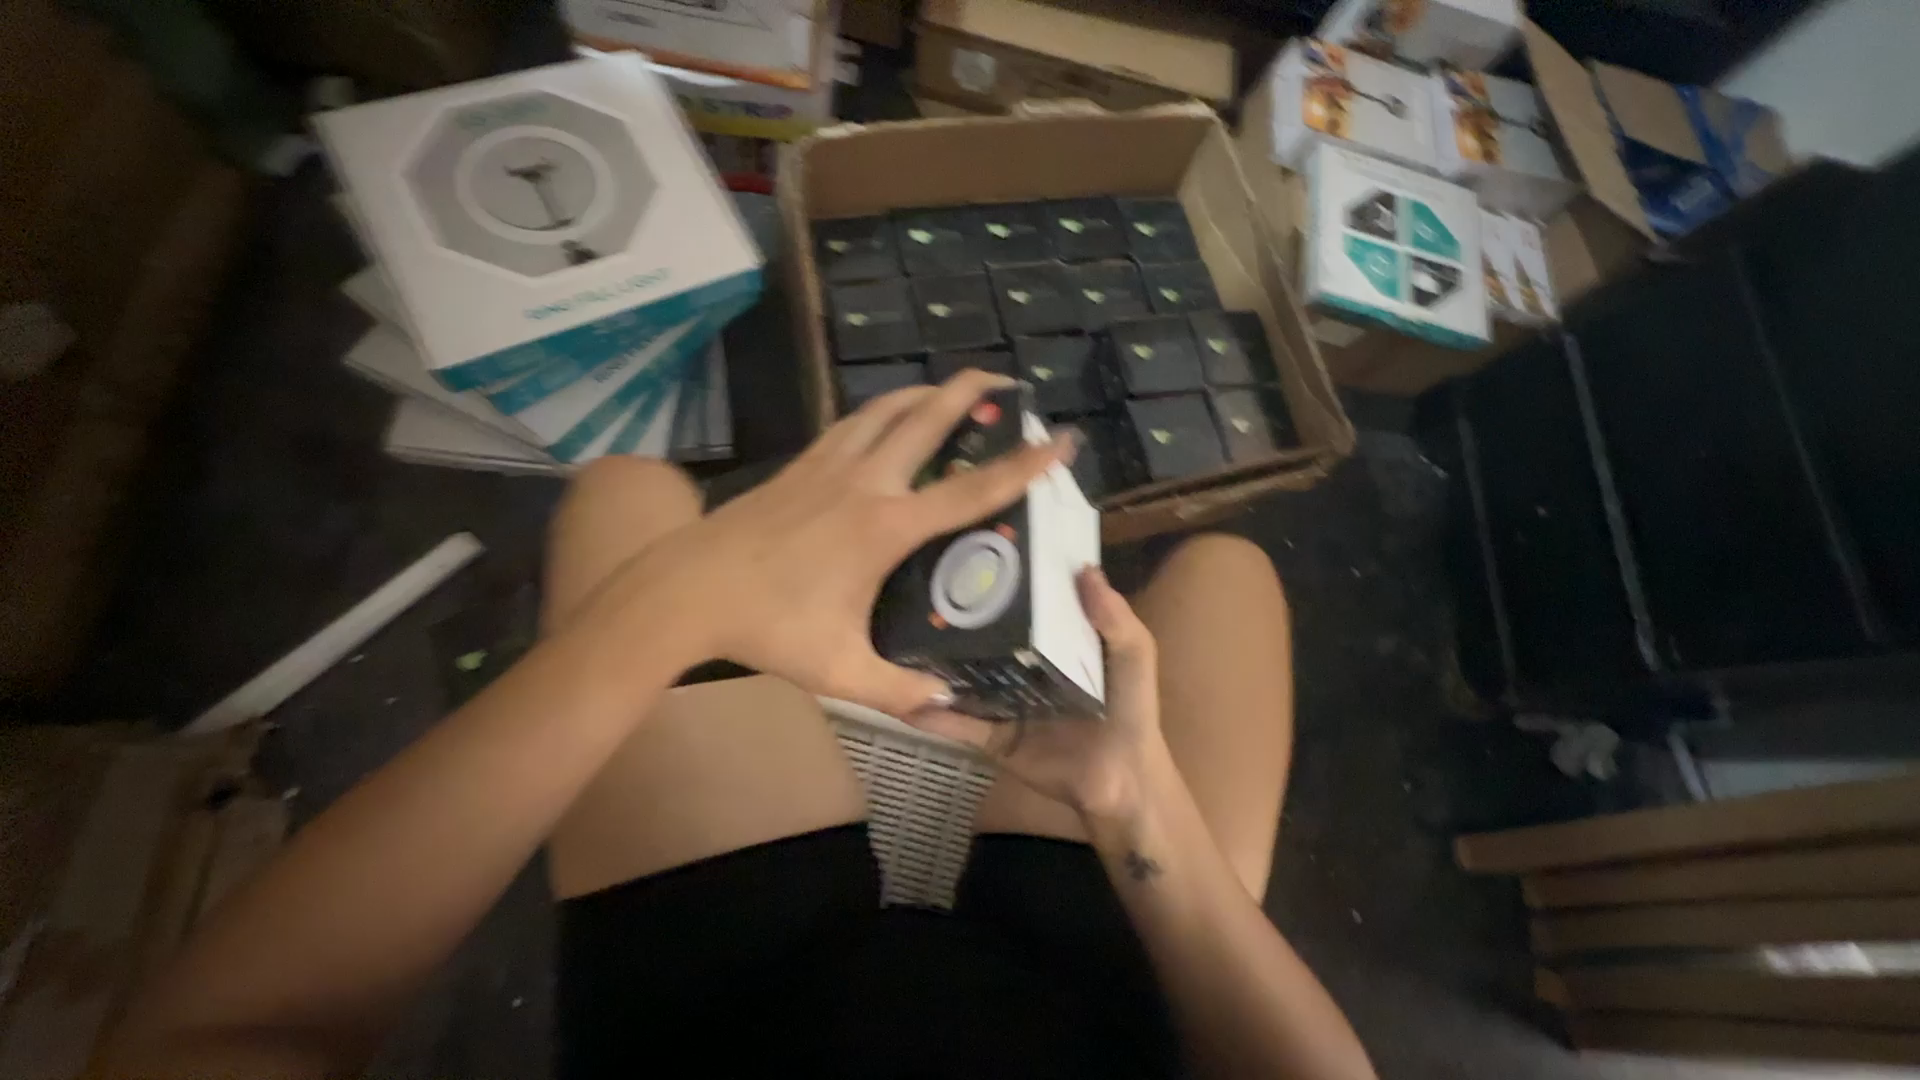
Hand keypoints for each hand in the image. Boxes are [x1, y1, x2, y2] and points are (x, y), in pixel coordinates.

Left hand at [603, 370, 1073, 716]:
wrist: (687, 590)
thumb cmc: (767, 628)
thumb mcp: (840, 671)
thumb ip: (899, 692)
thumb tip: (947, 703)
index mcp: (887, 527)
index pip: (972, 490)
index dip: (1024, 465)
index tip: (1061, 439)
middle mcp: (866, 482)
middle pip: (930, 418)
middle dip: (975, 391)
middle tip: (1009, 381)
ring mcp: (830, 465)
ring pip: (889, 409)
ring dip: (928, 392)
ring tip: (956, 390)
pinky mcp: (802, 463)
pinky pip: (854, 421)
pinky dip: (883, 409)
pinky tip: (888, 417)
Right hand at [903, 566, 1164, 824]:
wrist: (1123, 782)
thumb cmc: (1131, 711)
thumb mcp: (1134, 656)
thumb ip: (1114, 617)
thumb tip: (1084, 568)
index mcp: (1053, 641)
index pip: (1020, 603)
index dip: (999, 579)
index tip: (965, 548)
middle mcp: (1021, 665)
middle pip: (981, 637)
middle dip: (952, 617)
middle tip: (913, 590)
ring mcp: (1002, 701)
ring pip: (960, 678)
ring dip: (931, 665)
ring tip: (891, 638)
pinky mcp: (992, 737)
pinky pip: (958, 724)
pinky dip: (931, 716)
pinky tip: (902, 700)